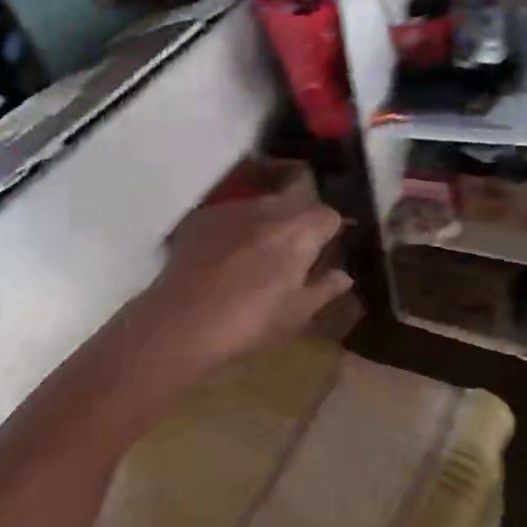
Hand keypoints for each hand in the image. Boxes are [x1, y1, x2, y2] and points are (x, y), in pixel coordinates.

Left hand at [129, 184, 351, 377]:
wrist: (183, 321)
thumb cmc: (249, 322)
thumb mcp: (296, 314)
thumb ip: (324, 289)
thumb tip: (343, 276)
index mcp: (299, 230)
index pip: (329, 215)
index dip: (329, 234)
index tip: (321, 256)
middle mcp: (267, 208)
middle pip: (295, 204)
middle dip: (298, 224)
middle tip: (289, 259)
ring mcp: (230, 209)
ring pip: (260, 206)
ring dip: (264, 224)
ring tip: (253, 259)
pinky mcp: (200, 218)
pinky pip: (228, 216)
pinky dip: (233, 230)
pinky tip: (221, 259)